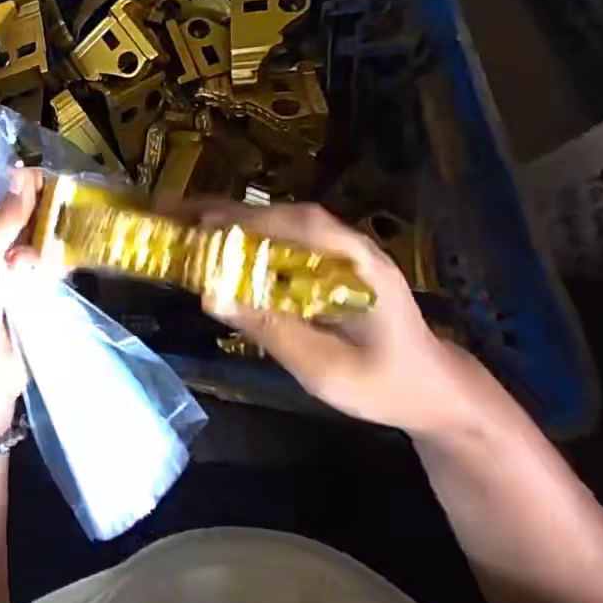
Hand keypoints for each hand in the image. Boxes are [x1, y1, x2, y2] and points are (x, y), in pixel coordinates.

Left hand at [0, 169, 39, 442]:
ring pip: (33, 244)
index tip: (31, 169)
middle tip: (58, 189)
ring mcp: (8, 282)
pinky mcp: (33, 302)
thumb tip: (23, 177)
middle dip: (31, 207)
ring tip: (62, 223)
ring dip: (46, 234)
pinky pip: (48, 272)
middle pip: (11, 222)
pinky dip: (57, 261)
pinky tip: (67, 252)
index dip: (3, 186)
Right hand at [195, 202, 497, 438]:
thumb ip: (273, 331)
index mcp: (357, 264)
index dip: (245, 222)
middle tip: (167, 213)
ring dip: (225, 218)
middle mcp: (345, 244)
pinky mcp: (324, 259)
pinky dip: (240, 233)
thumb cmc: (386, 385)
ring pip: (274, 220)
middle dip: (221, 211)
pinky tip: (211, 241)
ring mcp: (336, 249)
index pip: (297, 226)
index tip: (198, 226)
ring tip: (177, 220)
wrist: (435, 391)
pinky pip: (277, 236)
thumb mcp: (327, 369)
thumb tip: (212, 296)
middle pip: (277, 214)